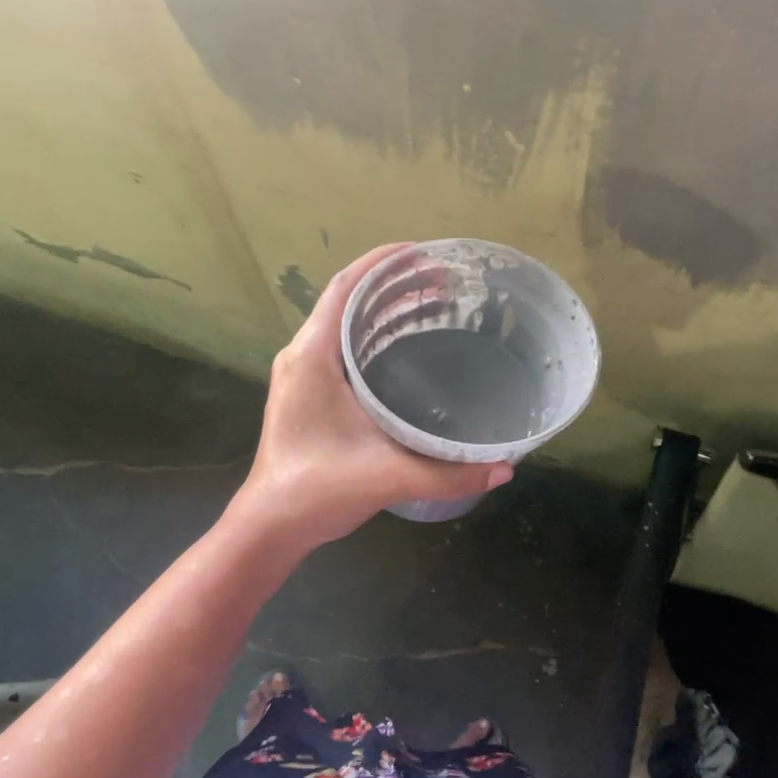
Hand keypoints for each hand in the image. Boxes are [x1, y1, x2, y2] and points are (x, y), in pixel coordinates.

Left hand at [237, 244, 514, 552]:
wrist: (270, 525)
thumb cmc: (318, 490)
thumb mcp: (389, 477)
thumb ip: (449, 473)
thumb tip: (506, 467)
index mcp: (314, 356)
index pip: (346, 287)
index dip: (383, 261)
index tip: (424, 251)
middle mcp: (303, 355)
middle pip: (349, 299)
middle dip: (395, 283)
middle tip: (446, 281)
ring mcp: (302, 374)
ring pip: (346, 322)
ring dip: (385, 308)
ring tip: (434, 304)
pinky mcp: (308, 392)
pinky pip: (343, 345)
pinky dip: (376, 334)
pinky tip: (408, 348)